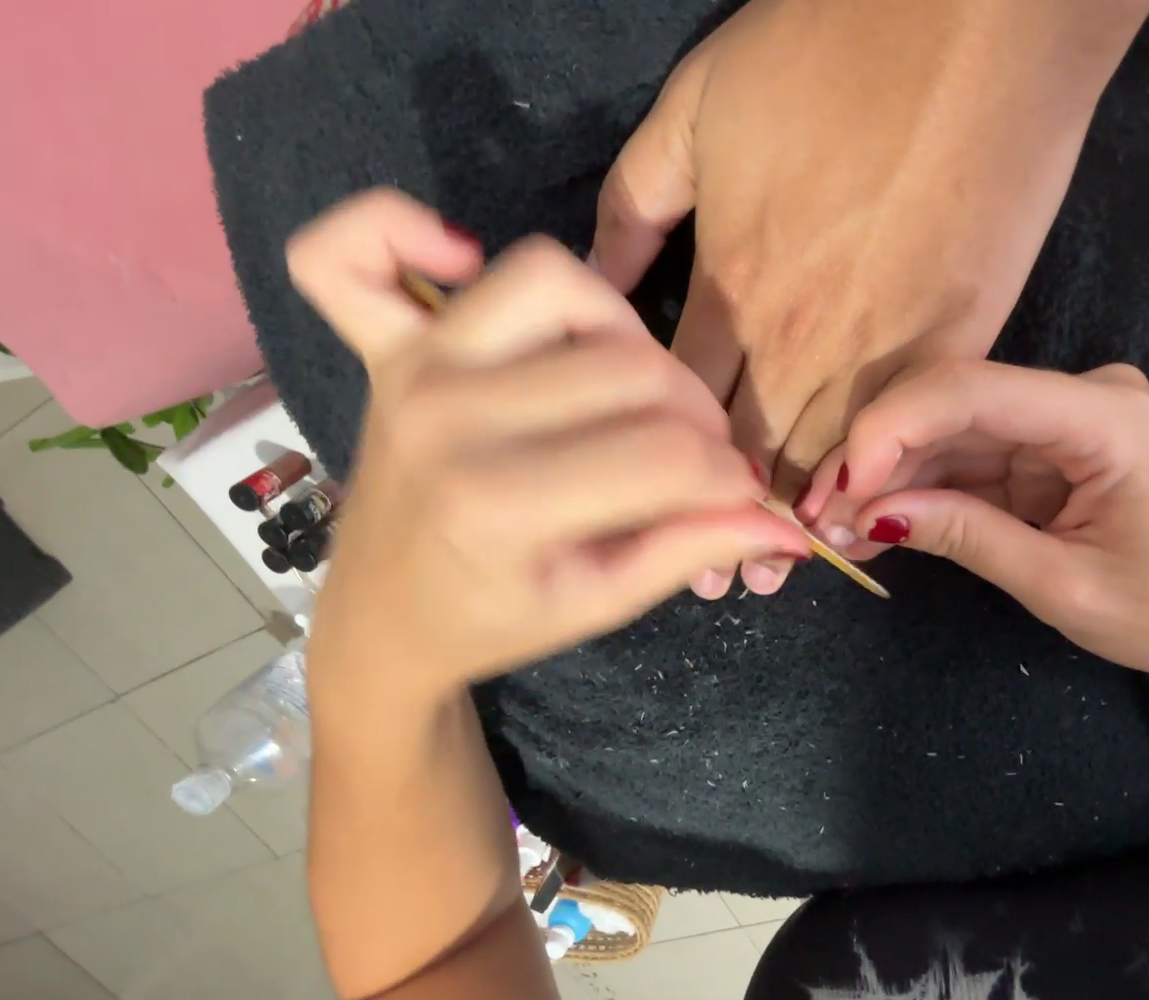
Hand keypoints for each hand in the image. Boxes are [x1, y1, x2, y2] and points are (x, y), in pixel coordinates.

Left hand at [288, 190, 808, 709]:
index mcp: (502, 505)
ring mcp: (415, 370)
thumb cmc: (498, 618)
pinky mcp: (387, 348)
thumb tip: (784, 524)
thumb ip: (692, 551)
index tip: (740, 497)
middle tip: (700, 458)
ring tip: (631, 387)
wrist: (385, 618)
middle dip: (697, 416)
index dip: (728, 475)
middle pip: (629, 367)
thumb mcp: (601, 601)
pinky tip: (462, 259)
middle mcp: (452, 418)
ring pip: (555, 281)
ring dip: (620, 329)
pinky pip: (363, 247)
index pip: (666, 455)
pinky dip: (405, 230)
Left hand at [591, 0, 1148, 597]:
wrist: (975, 17)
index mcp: (731, 284)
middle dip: (724, 513)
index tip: (660, 516)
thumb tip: (600, 281)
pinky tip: (860, 524)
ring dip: (795, 516)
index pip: (685, 407)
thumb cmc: (830, 51)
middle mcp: (796, 334)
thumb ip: (636, 208)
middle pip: (748, 447)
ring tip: (774, 568)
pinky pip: (907, 437)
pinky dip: (878, 484)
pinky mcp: (955, 340)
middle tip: (713, 572)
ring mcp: (878, 343)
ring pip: (823, 456)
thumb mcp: (695, 112)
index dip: (669, 468)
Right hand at [801, 359, 1148, 699]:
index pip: (968, 391)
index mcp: (1103, 416)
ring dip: (892, 483)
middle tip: (817, 518)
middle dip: (877, 462)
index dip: (889, 431)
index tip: (837, 490)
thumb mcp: (1063, 586)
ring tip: (838, 531)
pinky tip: (880, 528)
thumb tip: (870, 512)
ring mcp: (1067, 423)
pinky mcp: (1055, 453)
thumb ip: (967, 536)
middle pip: (951, 409)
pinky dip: (927, 496)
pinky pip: (976, 464)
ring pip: (953, 437)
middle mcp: (1082, 398)